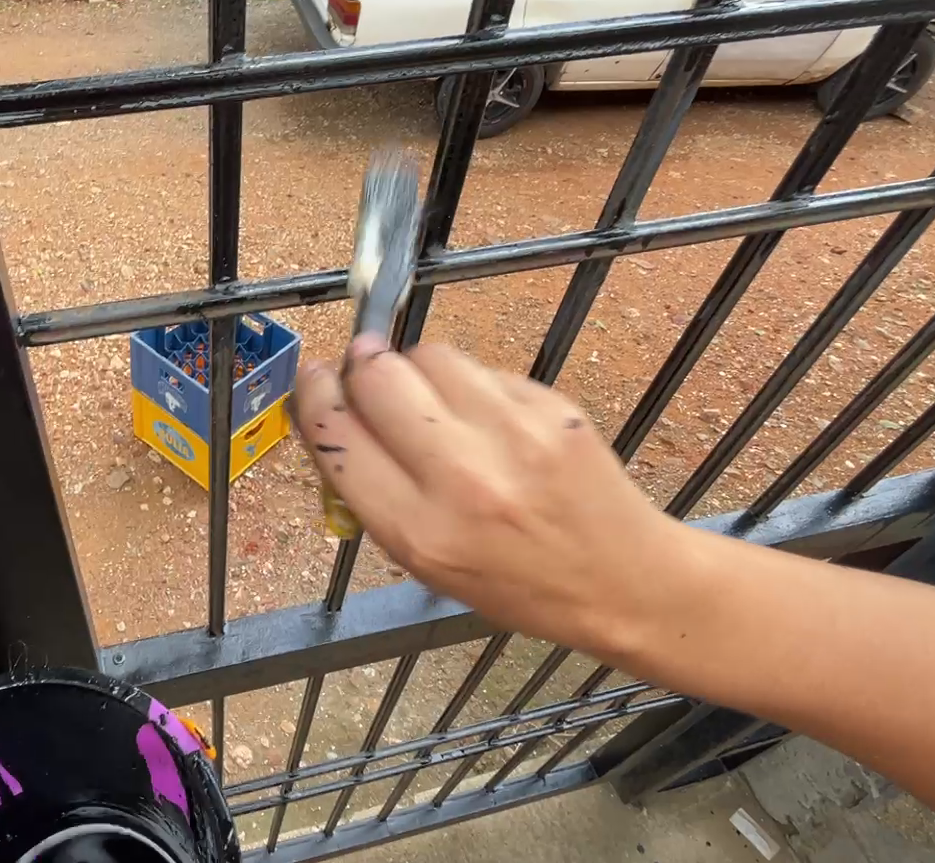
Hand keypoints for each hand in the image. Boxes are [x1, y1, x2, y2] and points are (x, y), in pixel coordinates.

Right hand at [294, 334, 708, 664]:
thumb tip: (333, 408)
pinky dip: (465, 381)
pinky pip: (479, 367)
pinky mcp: (550, 405)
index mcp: (415, 529)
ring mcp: (512, 434)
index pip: (335, 432)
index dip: (313, 394)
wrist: (621, 579)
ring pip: (426, 355)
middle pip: (375, 376)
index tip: (313, 379)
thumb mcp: (420, 559)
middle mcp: (461, 478)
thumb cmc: (507, 580)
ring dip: (414, 367)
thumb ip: (369, 486)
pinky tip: (485, 413)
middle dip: (360, 365)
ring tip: (430, 397)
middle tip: (364, 370)